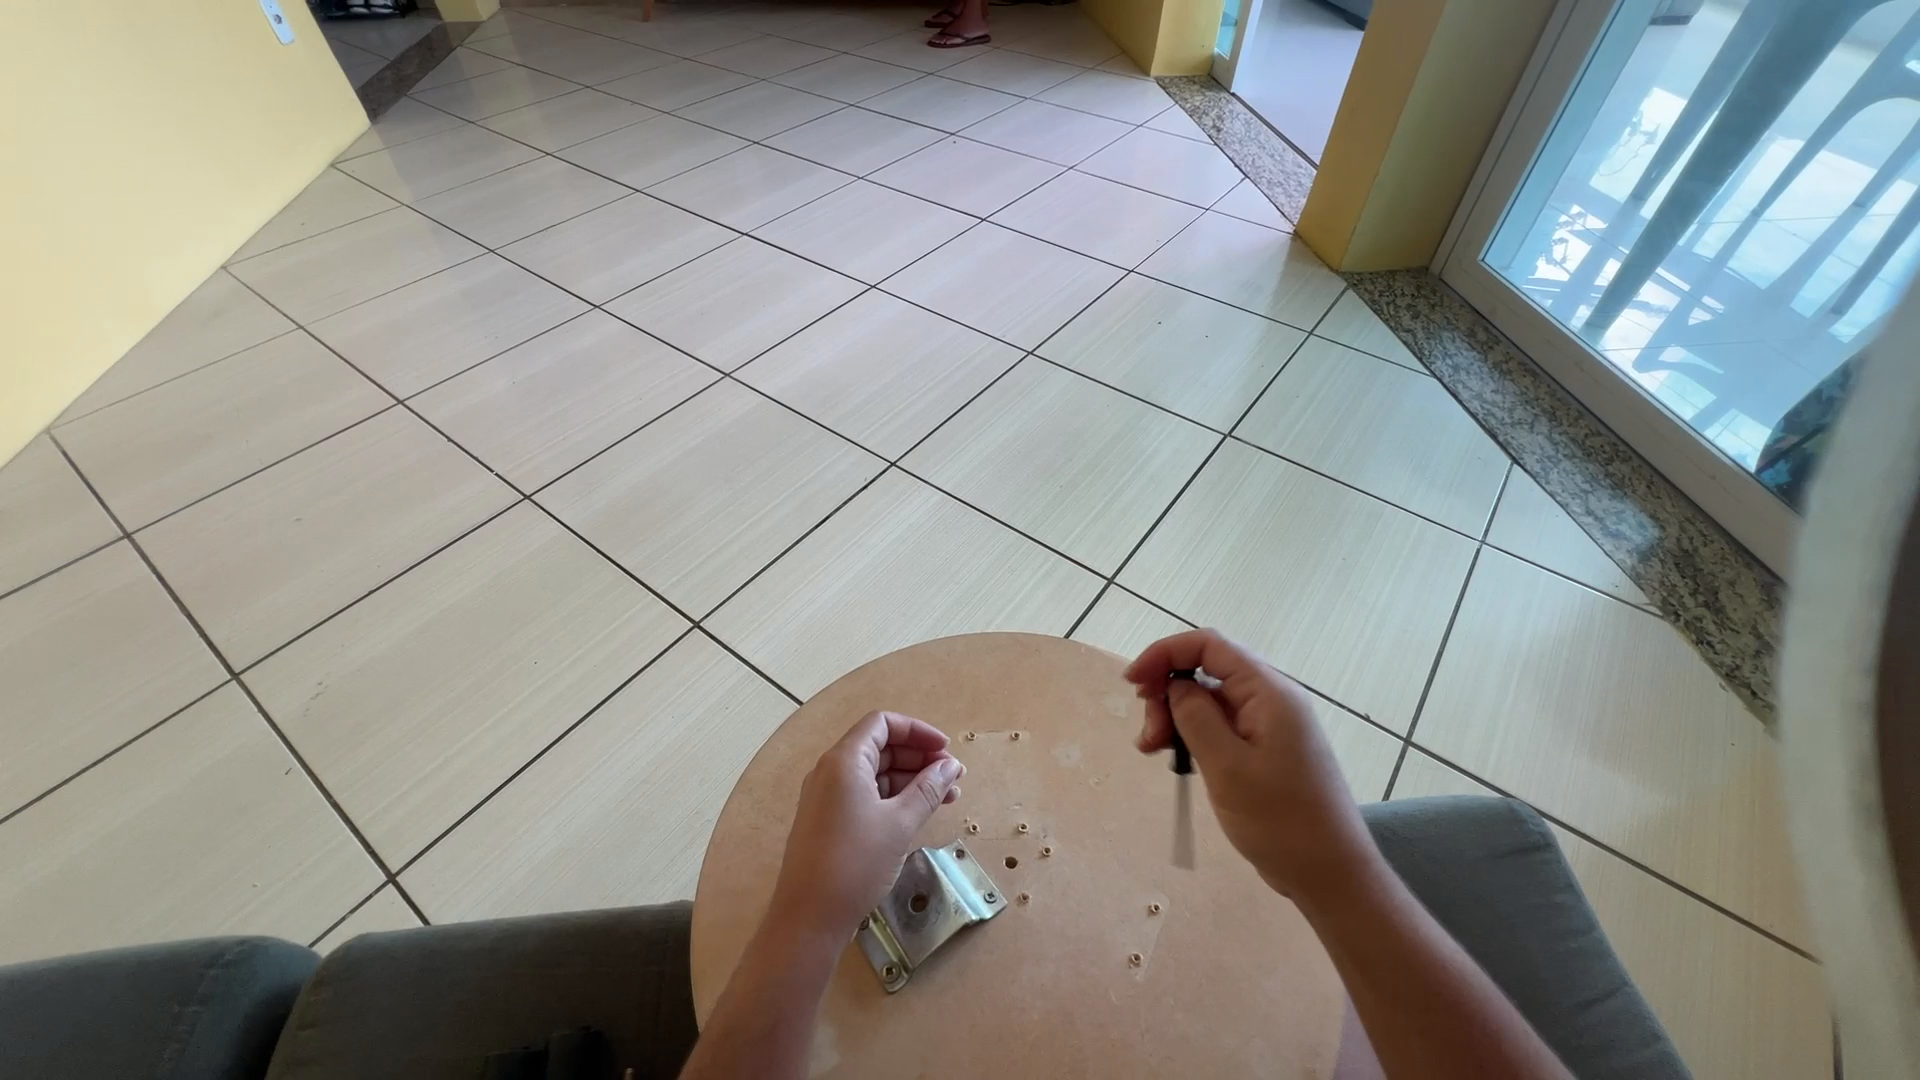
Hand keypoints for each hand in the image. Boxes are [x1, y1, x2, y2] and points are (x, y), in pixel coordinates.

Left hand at [768, 711, 966, 938]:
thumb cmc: (855, 863)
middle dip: (919, 758)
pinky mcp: (828, 821)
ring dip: (910, 780)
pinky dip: (893, 798)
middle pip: (880, 747)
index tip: (946, 749)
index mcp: (844, 761)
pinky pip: (865, 795)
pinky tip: (919, 813)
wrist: (807, 919)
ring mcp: (827, 797)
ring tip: (946, 798)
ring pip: (875, 773)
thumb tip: (951, 766)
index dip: (917, 731)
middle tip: (953, 777)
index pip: (883, 724)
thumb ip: (928, 789)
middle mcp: (831, 771)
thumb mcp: (900, 824)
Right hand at [1127, 629, 1377, 900]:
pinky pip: (1221, 724)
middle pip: (1206, 670)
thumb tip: (1175, 685)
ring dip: (1175, 716)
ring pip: (1209, 698)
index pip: (1209, 645)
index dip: (1164, 653)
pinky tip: (1175, 758)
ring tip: (1153, 750)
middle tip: (1148, 734)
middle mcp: (1272, 698)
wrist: (1330, 875)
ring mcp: (1270, 724)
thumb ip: (1195, 716)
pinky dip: (1192, 734)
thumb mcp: (1227, 766)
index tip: (1132, 683)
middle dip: (1167, 691)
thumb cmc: (1280, 820)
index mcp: (1268, 691)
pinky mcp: (1266, 748)